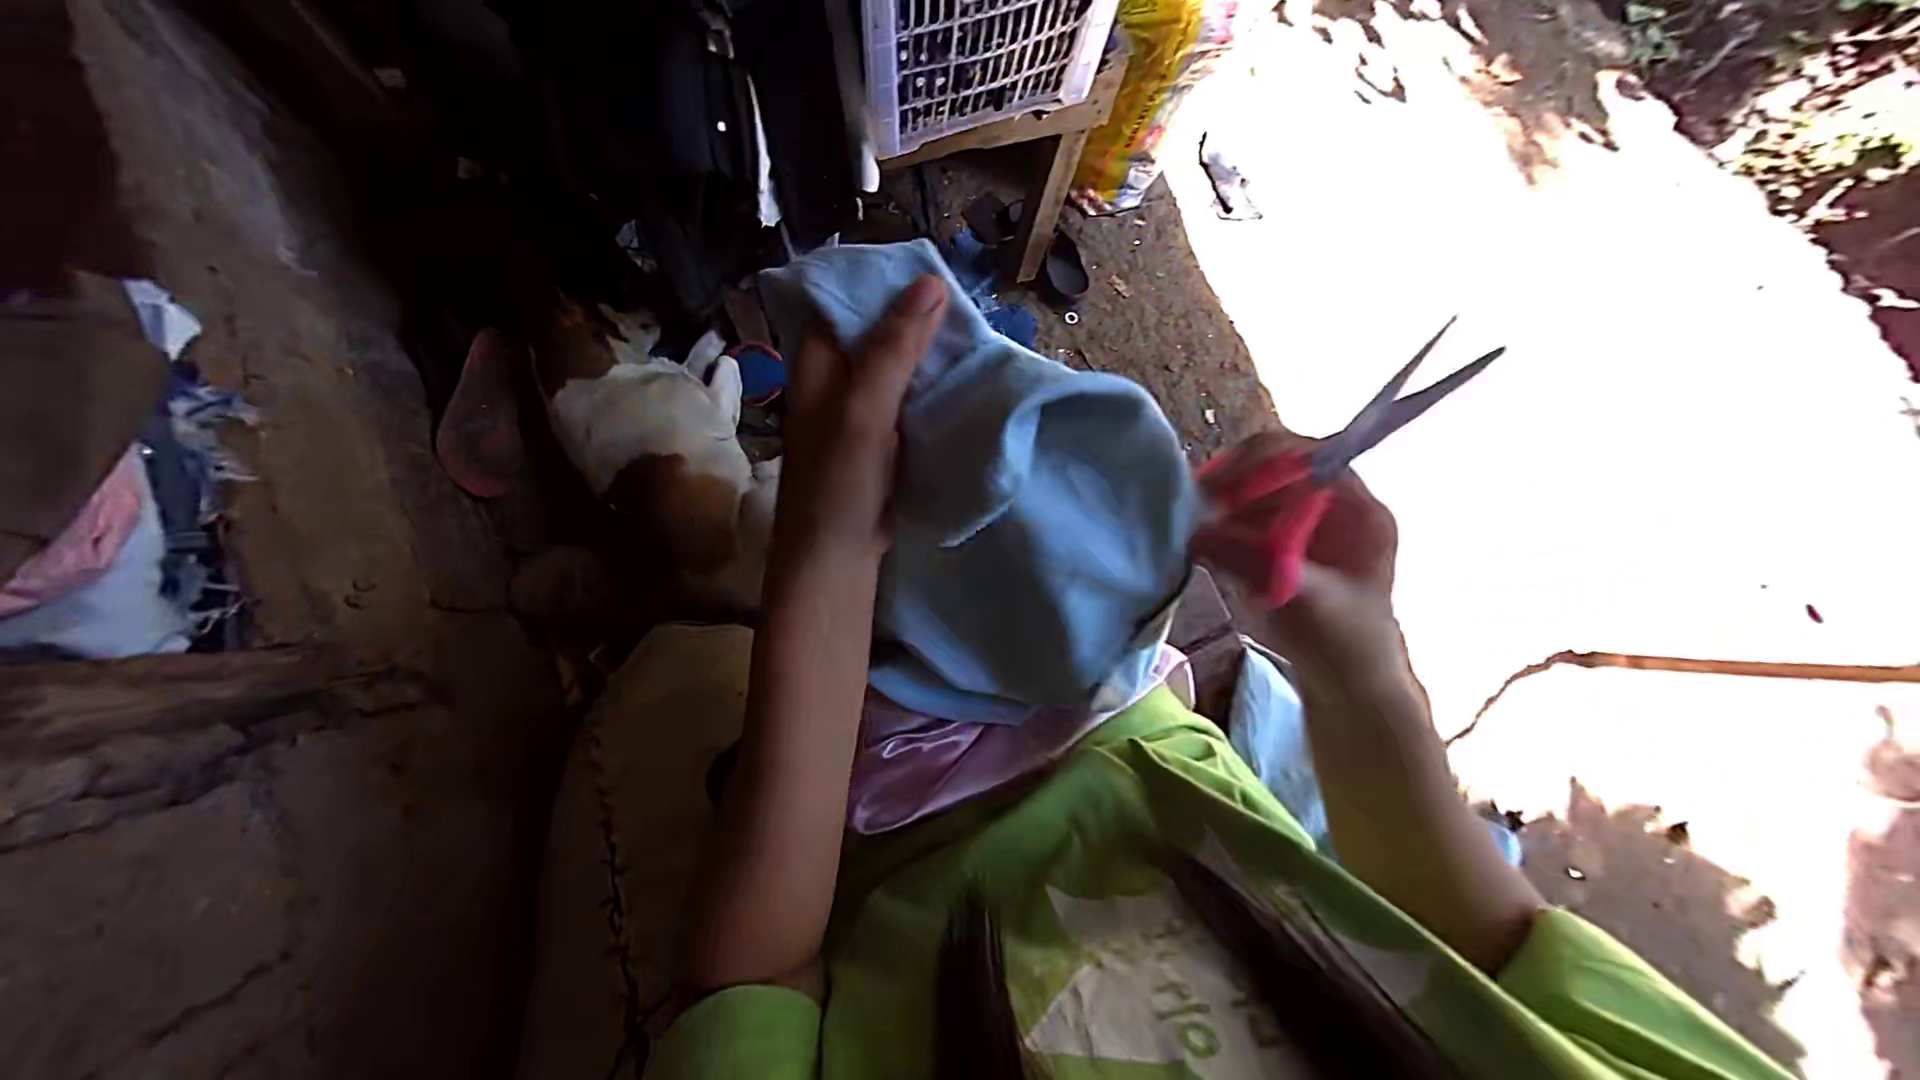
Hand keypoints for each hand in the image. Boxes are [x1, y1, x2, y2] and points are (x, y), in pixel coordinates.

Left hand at [772, 275, 946, 563]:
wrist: (838, 555)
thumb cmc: (840, 481)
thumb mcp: (864, 409)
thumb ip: (893, 349)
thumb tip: (930, 283)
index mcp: (816, 364)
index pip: (846, 303)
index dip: (884, 285)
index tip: (931, 275)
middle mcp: (834, 381)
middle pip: (875, 333)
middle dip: (914, 319)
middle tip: (963, 306)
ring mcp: (858, 411)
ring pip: (895, 367)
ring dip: (926, 354)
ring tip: (970, 336)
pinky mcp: (879, 438)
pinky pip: (906, 399)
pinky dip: (928, 387)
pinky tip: (958, 380)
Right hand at [1195, 430, 1415, 706]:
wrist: (1346, 681)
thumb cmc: (1343, 642)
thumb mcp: (1307, 602)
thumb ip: (1258, 564)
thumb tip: (1199, 533)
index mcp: (1355, 507)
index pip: (1306, 456)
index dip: (1260, 464)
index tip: (1218, 490)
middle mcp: (1327, 504)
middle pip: (1273, 466)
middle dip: (1232, 483)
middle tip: (1197, 507)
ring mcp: (1298, 521)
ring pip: (1251, 490)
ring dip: (1221, 505)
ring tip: (1199, 530)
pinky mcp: (1274, 541)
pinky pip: (1239, 517)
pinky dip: (1218, 526)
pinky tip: (1205, 545)